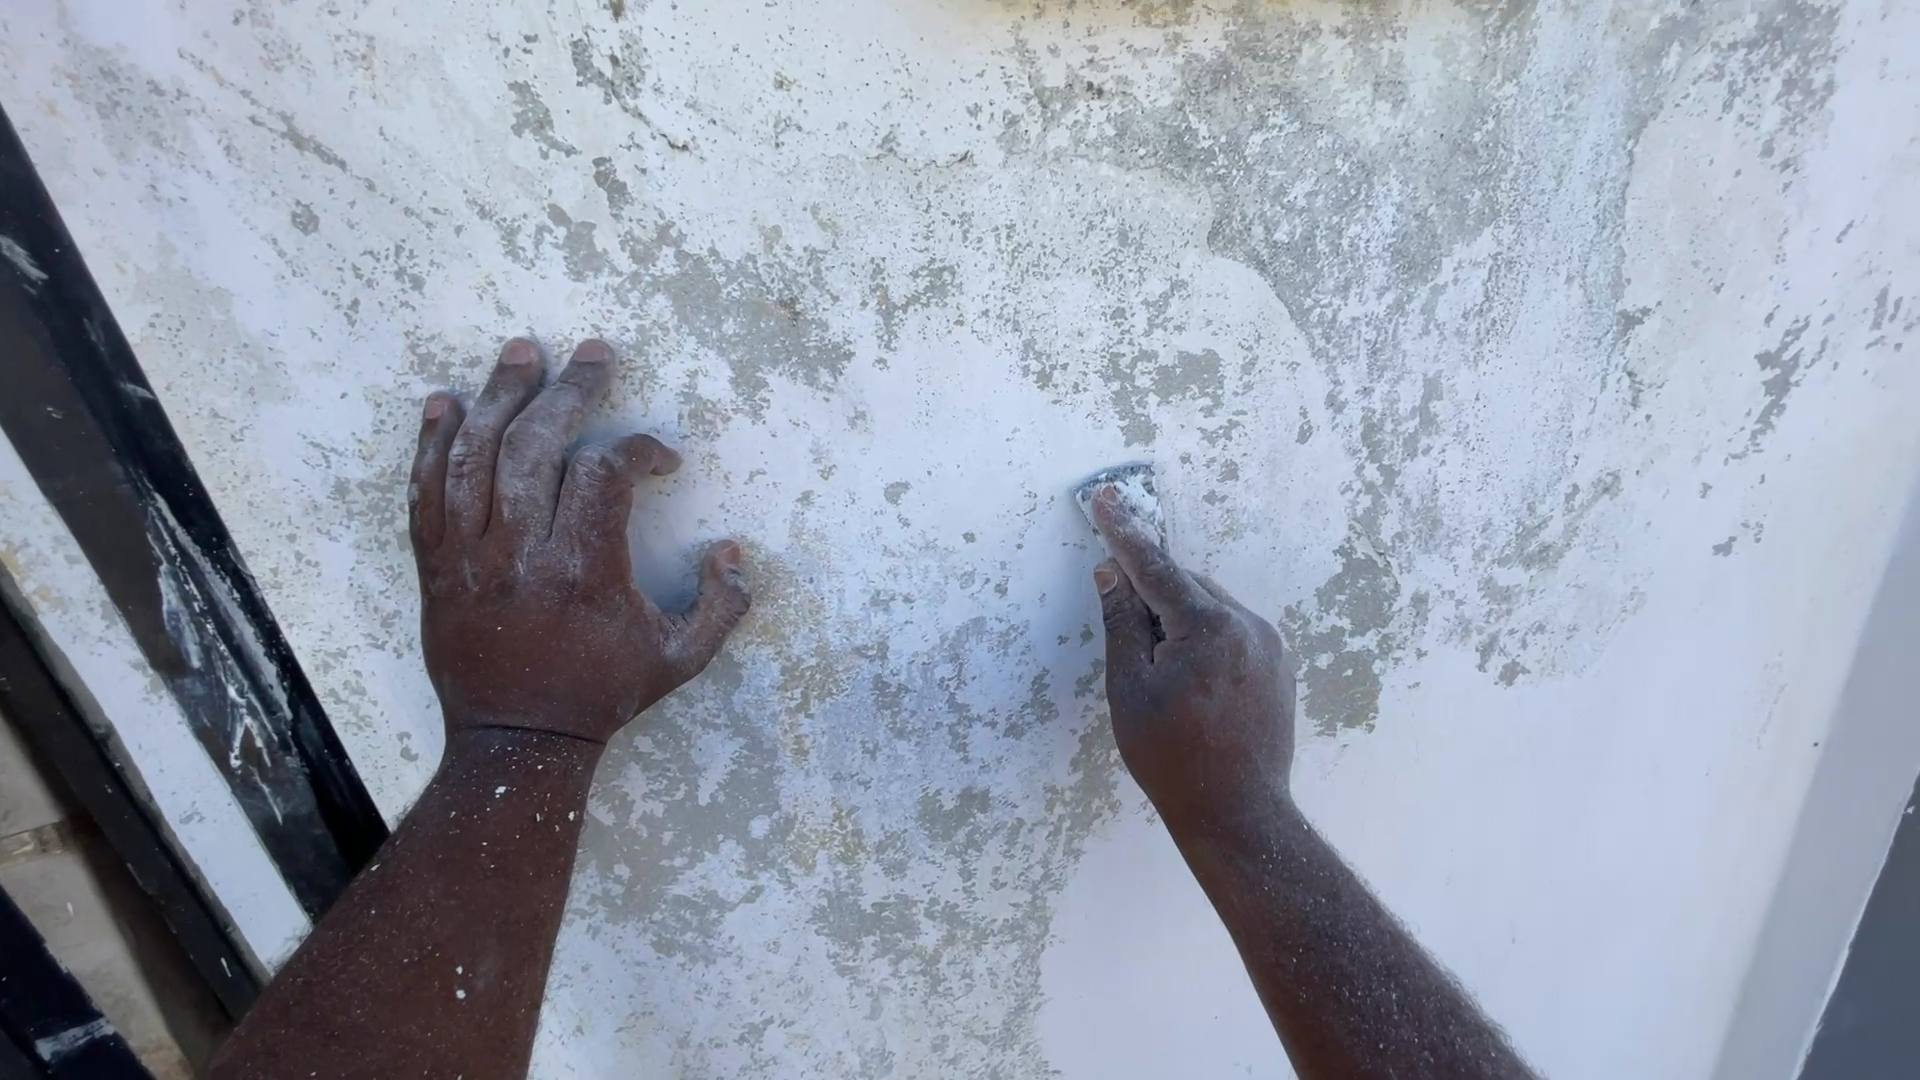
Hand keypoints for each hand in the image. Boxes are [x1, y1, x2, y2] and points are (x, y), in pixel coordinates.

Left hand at [409, 337, 750, 743]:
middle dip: (572, 391)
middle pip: (538, 446)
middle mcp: (522, 555)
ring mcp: (469, 558)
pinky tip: (443, 402)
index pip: (606, 474)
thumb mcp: (684, 660)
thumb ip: (722, 605)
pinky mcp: (435, 567)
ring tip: (521, 352)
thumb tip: (732, 550)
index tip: (663, 459)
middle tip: (594, 353)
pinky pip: (424, 492)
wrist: (516, 741)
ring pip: (476, 457)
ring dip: (500, 397)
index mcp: (587, 572)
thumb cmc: (603, 694)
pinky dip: (431, 442)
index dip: (640, 449)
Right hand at [1090, 486, 1296, 832]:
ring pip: (1209, 607)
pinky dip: (1202, 635)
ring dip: (1178, 617)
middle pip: (1185, 586)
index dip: (1124, 532)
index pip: (1156, 566)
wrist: (1238, 814)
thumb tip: (1111, 572)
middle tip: (1129, 637)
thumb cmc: (1171, 756)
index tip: (1106, 498)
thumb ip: (1122, 622)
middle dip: (1151, 594)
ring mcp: (1269, 645)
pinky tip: (1190, 677)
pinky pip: (1231, 630)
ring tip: (1160, 670)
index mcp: (1209, 626)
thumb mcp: (1130, 687)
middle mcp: (1249, 625)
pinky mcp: (1278, 666)